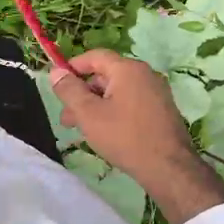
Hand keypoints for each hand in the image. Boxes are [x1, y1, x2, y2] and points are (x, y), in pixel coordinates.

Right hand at [48, 50, 223, 223]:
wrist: (167, 167)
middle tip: (66, 118)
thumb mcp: (87, 113)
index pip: (95, 56)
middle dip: (81, 94)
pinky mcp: (160, 110)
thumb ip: (69, 90)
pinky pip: (129, 103)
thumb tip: (56, 72)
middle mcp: (145, 75)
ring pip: (115, 92)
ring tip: (81, 129)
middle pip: (104, 75)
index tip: (57, 84)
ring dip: (94, 106)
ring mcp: (155, 93)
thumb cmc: (123, 136)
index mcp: (127, 70)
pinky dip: (111, 112)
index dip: (72, 66)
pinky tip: (103, 132)